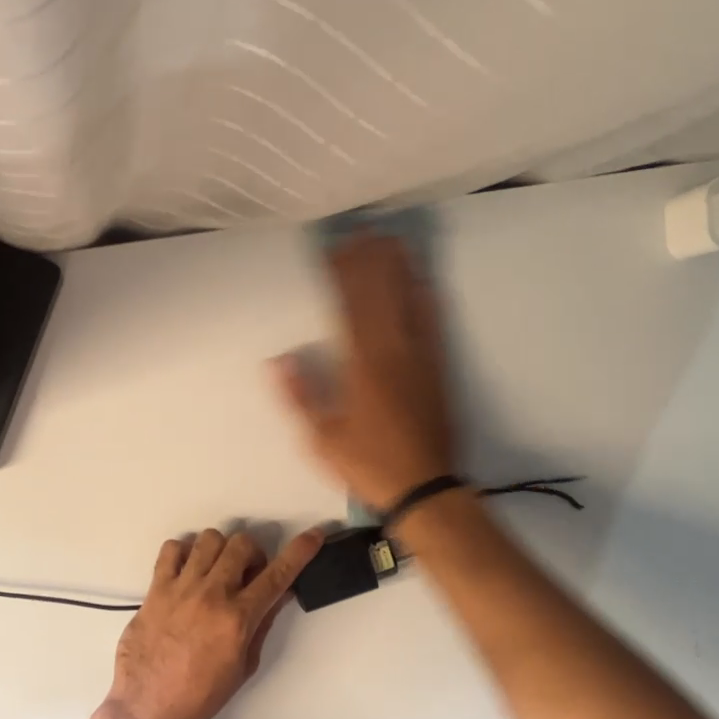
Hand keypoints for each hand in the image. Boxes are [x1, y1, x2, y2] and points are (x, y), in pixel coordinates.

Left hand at [106, 527, 324, 718]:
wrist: (149, 705)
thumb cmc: (201, 695)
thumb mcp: (244, 666)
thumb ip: (262, 625)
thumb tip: (280, 595)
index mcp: (238, 618)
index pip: (278, 574)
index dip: (300, 551)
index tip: (314, 535)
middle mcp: (211, 594)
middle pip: (242, 545)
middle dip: (253, 554)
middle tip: (247, 575)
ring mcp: (181, 588)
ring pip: (208, 539)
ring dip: (220, 550)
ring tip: (215, 571)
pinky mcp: (155, 589)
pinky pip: (171, 549)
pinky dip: (184, 553)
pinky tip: (187, 572)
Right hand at [276, 233, 456, 510]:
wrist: (425, 487)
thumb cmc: (367, 464)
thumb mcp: (321, 438)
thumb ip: (300, 397)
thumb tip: (278, 361)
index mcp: (361, 365)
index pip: (349, 306)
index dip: (342, 274)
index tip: (334, 248)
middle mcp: (393, 351)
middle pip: (381, 293)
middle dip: (369, 260)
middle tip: (361, 232)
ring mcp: (421, 357)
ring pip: (409, 300)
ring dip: (397, 268)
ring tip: (389, 240)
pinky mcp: (439, 369)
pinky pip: (434, 323)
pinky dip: (426, 297)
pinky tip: (423, 281)